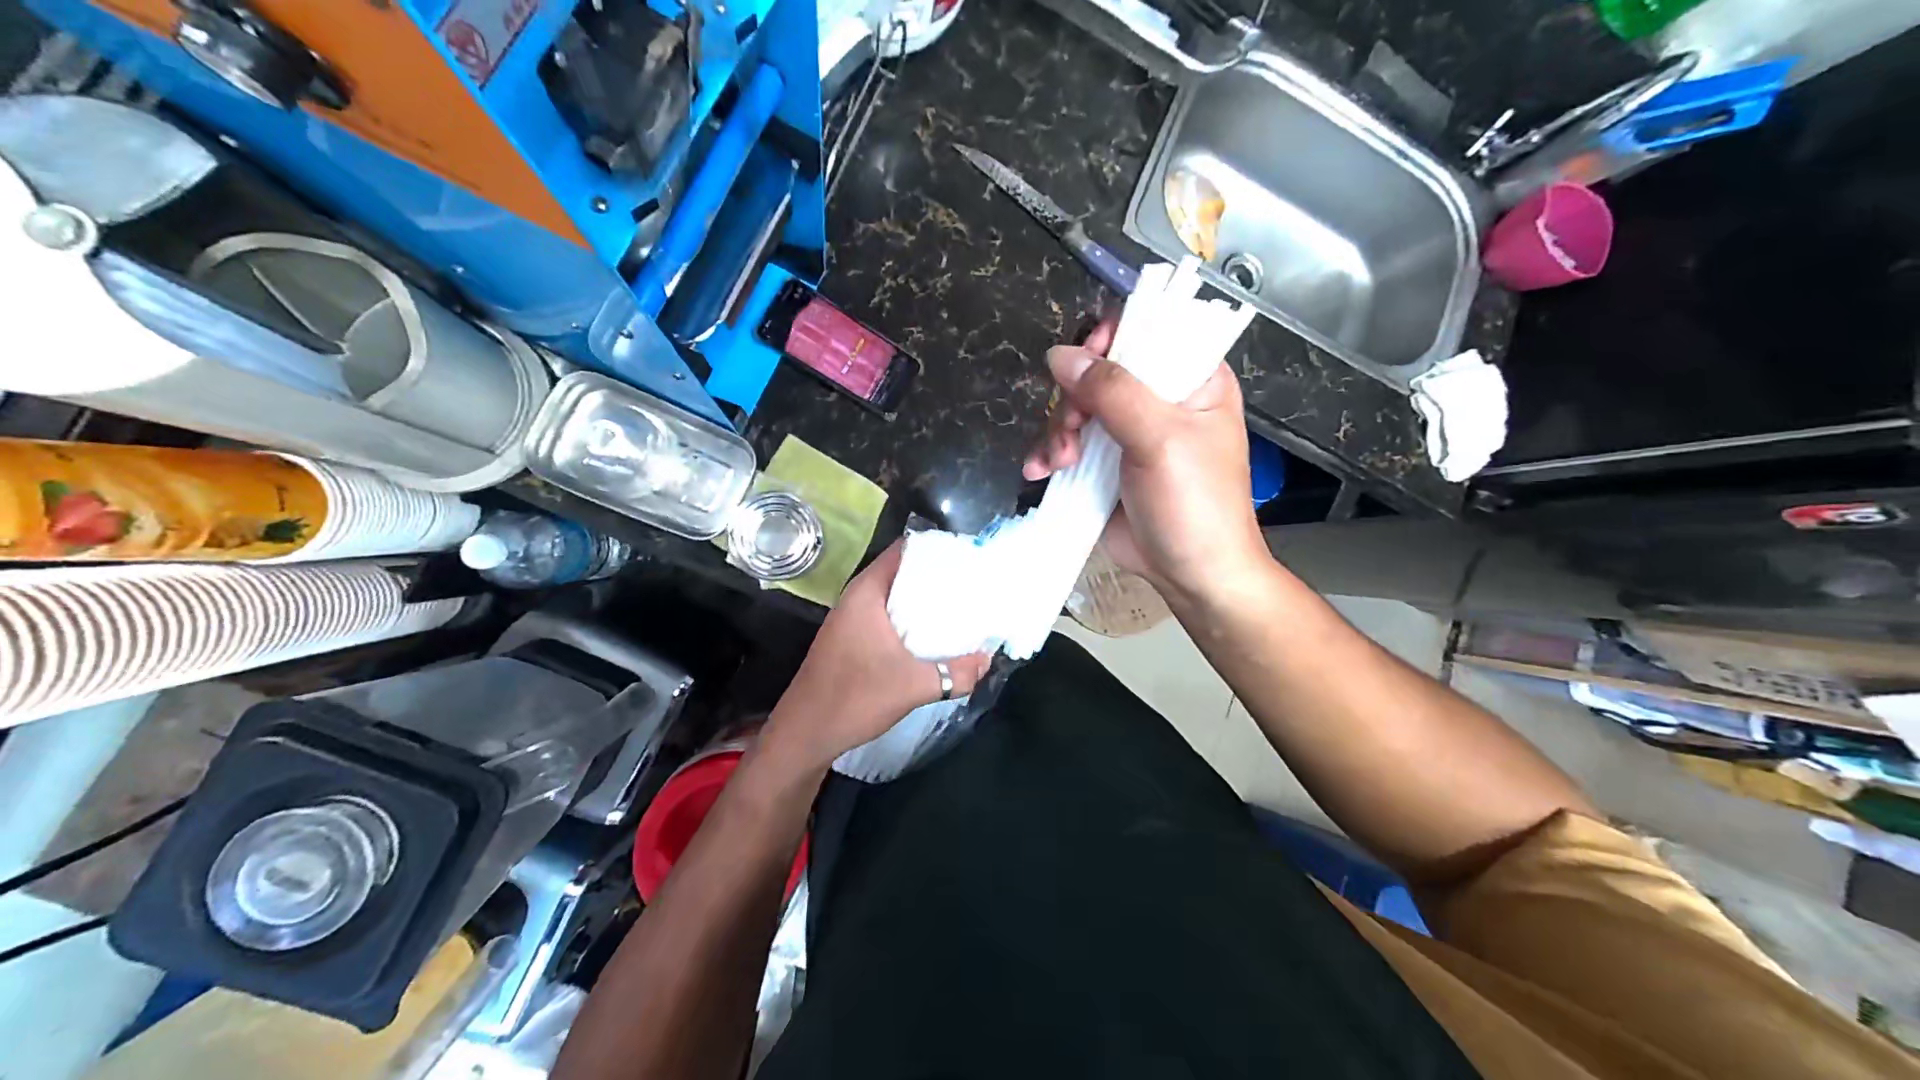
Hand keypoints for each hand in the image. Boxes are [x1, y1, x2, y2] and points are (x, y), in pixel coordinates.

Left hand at [762, 541, 989, 770]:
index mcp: (866, 593)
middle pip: (902, 573)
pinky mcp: (850, 642)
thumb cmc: (855, 697)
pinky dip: (909, 621)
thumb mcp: (914, 685)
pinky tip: (932, 637)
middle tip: (973, 583)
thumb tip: (989, 659)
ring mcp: (850, 621)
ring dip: (923, 602)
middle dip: (936, 577)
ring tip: (960, 607)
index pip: (903, 550)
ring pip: (893, 599)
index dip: (936, 548)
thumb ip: (957, 673)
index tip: (968, 556)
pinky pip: (886, 619)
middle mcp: (856, 599)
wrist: (805, 734)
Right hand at [1022, 321, 1268, 603]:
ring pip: (1076, 406)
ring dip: (1058, 431)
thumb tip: (1059, 355)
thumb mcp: (1161, 439)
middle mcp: (1159, 398)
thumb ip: (1112, 391)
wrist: (1191, 575)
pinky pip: (1067, 442)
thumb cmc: (1196, 504)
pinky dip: (1050, 453)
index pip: (1148, 330)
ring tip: (1059, 463)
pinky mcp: (1104, 463)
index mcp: (1193, 379)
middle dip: (1075, 399)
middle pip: (1099, 369)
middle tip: (1074, 431)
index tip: (1087, 368)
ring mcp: (1128, 431)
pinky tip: (1041, 471)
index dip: (1111, 340)